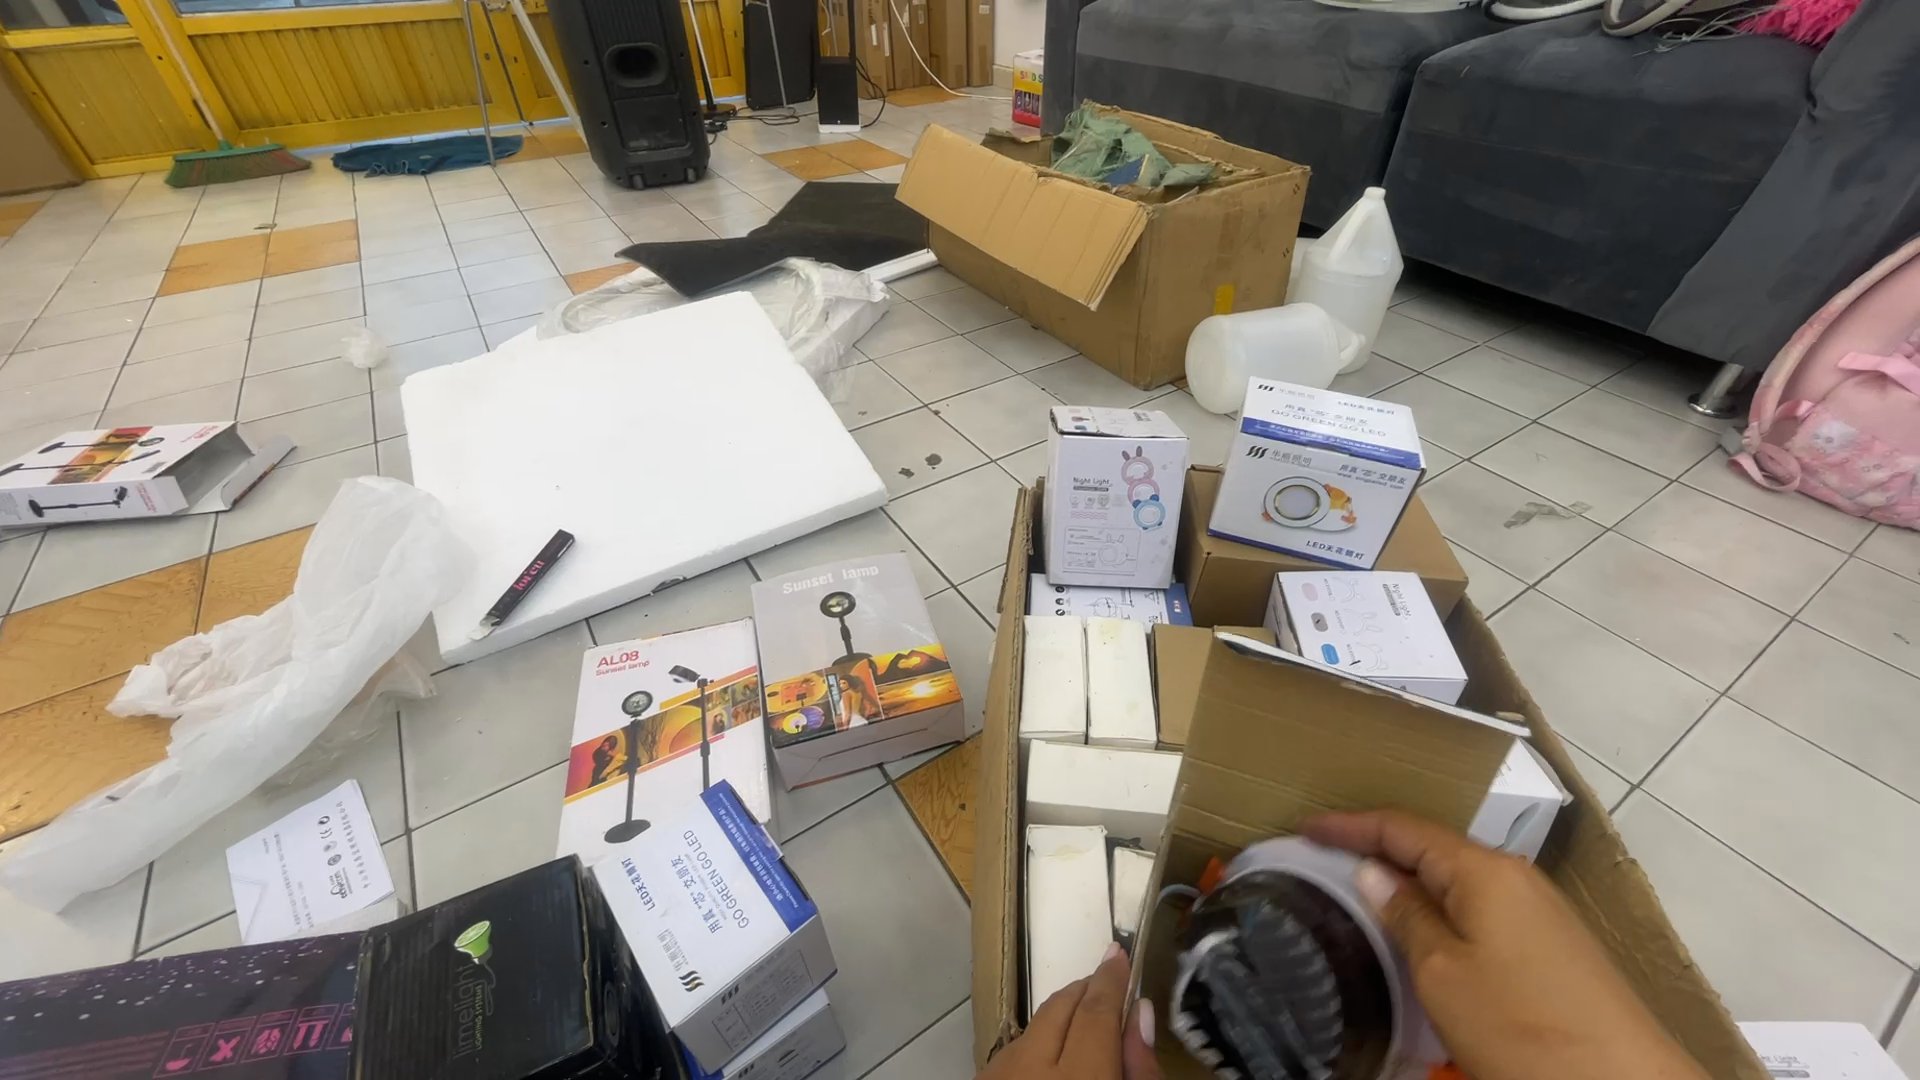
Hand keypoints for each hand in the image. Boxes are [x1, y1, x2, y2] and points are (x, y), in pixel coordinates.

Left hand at [978, 942, 1161, 1079]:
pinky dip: (1038, 1041)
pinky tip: (1055, 1056)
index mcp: (1078, 1078)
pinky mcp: (982, 1079)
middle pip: (1060, 1007)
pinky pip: (1015, 1045)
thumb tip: (1140, 1011)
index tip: (1119, 953)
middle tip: (1109, 983)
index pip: (1095, 1012)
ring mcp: (998, 1074)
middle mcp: (1030, 1069)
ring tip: (1088, 1022)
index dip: (1109, 980)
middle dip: (1087, 991)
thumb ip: (1139, 1067)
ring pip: (1035, 1023)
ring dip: (1062, 1016)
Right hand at [1305, 811, 1710, 1079]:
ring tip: (1362, 884)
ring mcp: (1539, 910)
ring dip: (1406, 875)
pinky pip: (1477, 903)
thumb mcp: (1443, 973)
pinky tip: (1419, 922)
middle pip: (1429, 845)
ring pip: (1455, 876)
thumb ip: (1404, 914)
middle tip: (1325, 854)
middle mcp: (1513, 877)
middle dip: (1375, 844)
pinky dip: (1437, 901)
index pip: (1400, 827)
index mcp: (1483, 871)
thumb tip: (1374, 873)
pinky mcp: (1553, 945)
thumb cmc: (1525, 1031)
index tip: (1303, 826)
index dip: (1348, 824)